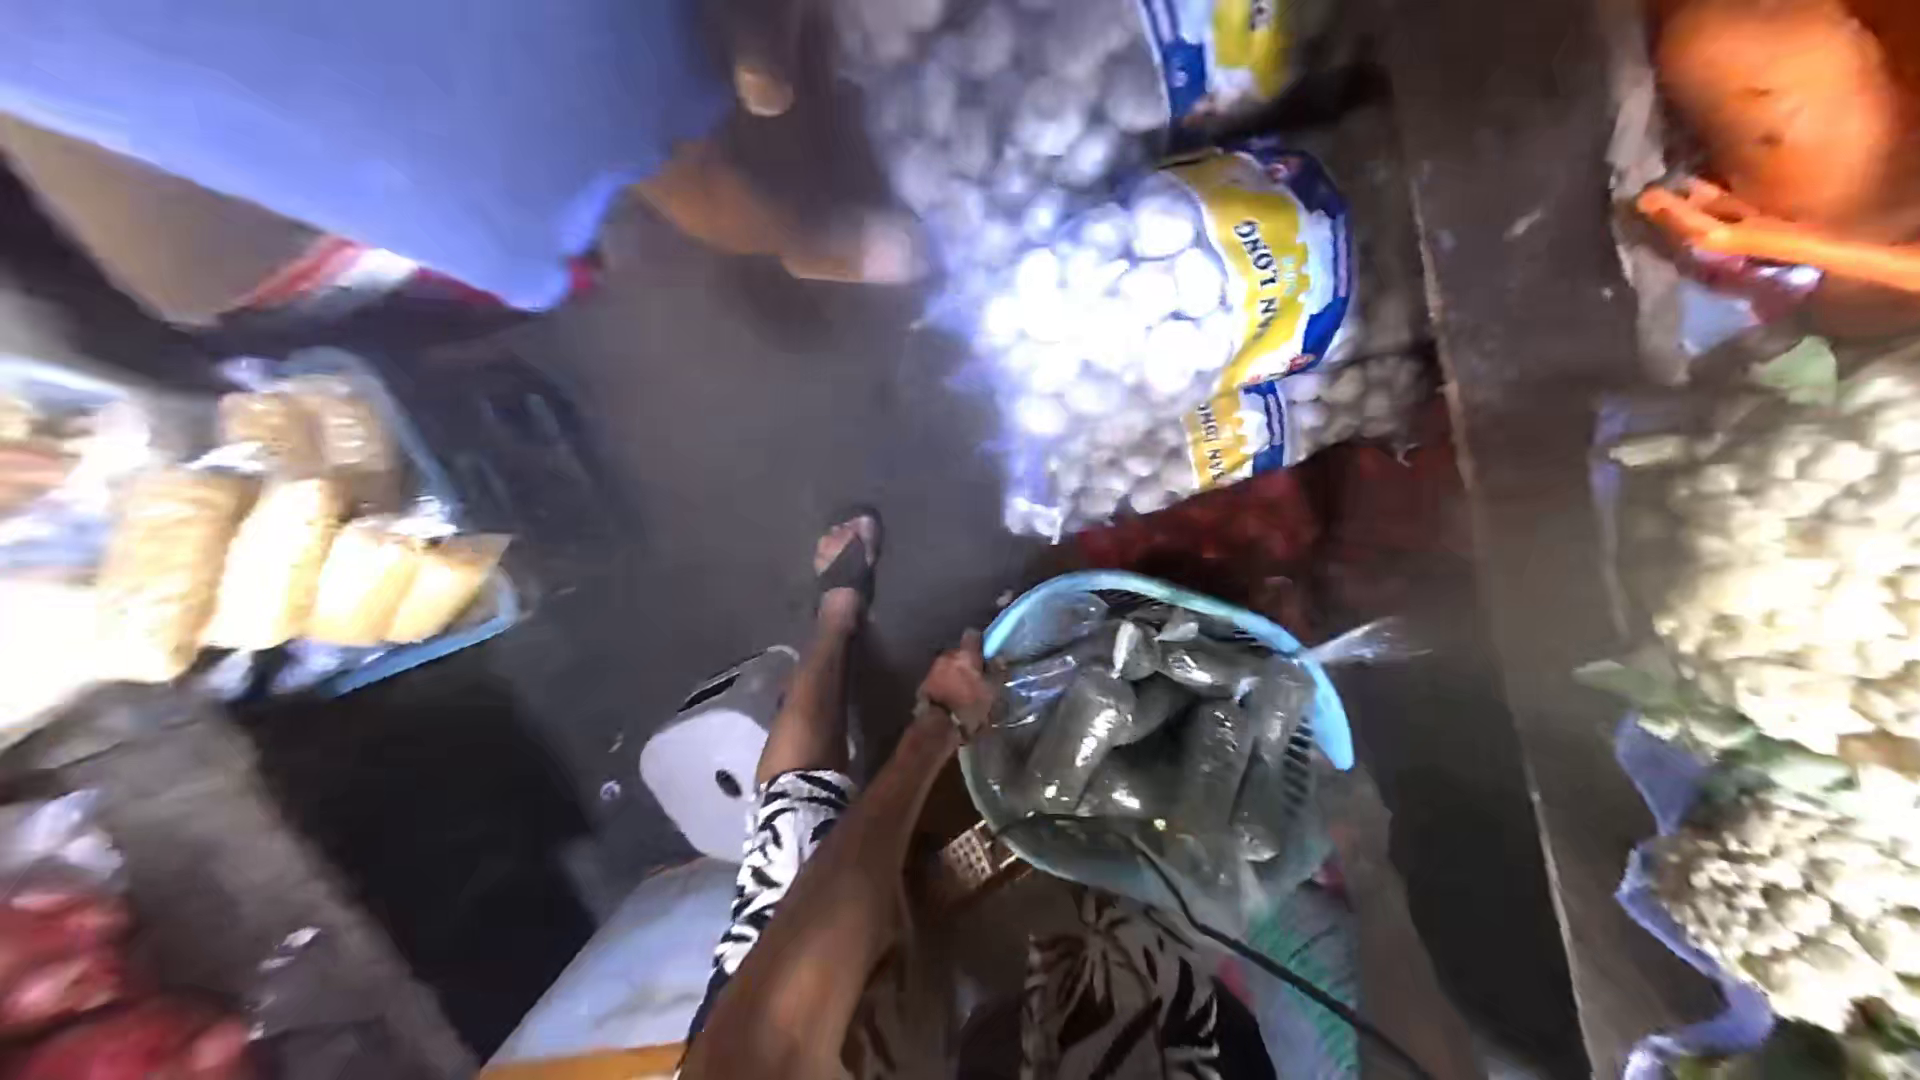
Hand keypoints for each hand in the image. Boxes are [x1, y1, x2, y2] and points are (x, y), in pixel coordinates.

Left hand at [916, 630, 996, 741]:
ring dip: (956, 674)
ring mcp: (933, 670)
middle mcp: (946, 656)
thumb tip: (999, 657)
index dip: (980, 641)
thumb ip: (996, 672)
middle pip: (959, 652)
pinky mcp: (924, 684)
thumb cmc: (969, 706)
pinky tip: (953, 698)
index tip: (987, 652)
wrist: (937, 726)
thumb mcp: (991, 691)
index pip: (972, 635)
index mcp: (964, 654)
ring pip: (949, 666)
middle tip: (978, 676)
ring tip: (965, 690)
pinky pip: (939, 679)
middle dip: (968, 662)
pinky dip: (946, 684)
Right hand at [1318, 761, 1393, 883]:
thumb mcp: (1325, 793)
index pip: (1353, 764)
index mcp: (1366, 783)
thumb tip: (1314, 748)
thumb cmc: (1343, 823)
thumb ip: (1322, 771)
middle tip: (1316, 783)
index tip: (1319, 761)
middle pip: (1356, 784)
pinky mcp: (1376, 837)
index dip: (1337, 761)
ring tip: (1322, 805)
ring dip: (1343, 802)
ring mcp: (1379, 819)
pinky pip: (1358, 819)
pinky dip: (1346, 819)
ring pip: (1357, 803)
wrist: (1363, 865)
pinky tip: (1332, 824)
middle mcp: (1377, 798)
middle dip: (1338, 783)